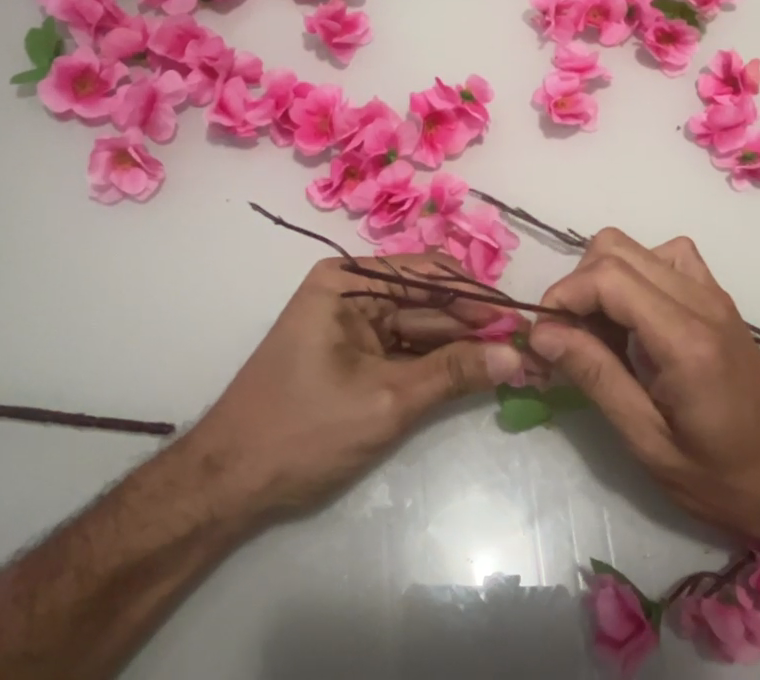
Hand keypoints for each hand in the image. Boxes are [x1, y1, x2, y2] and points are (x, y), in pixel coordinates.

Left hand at [182, 255, 522, 520]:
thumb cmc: (303, 431)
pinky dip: (440, 365)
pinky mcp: (354, 358)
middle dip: (477, 328)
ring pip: (423, 329)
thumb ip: (454, 372)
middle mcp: (352, 293)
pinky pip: (407, 351)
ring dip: (464, 348)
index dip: (480, 299)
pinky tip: (478, 375)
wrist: (230, 483)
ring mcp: (353, 326)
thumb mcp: (387, 401)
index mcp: (349, 283)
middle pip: (431, 301)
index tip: (523, 322)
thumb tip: (517, 354)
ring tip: (515, 364)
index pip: (432, 275)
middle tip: (529, 351)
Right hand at [530, 229, 759, 550]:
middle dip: (576, 285)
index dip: (562, 296)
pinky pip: (667, 259)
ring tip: (597, 331)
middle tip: (565, 337)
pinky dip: (636, 275)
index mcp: (685, 339)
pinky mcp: (717, 300)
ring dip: (604, 278)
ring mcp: (713, 295)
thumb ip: (596, 377)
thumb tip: (543, 333)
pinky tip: (633, 321)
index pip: (607, 277)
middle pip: (616, 248)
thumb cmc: (723, 477)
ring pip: (639, 247)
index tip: (543, 335)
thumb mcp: (649, 442)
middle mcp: (701, 301)